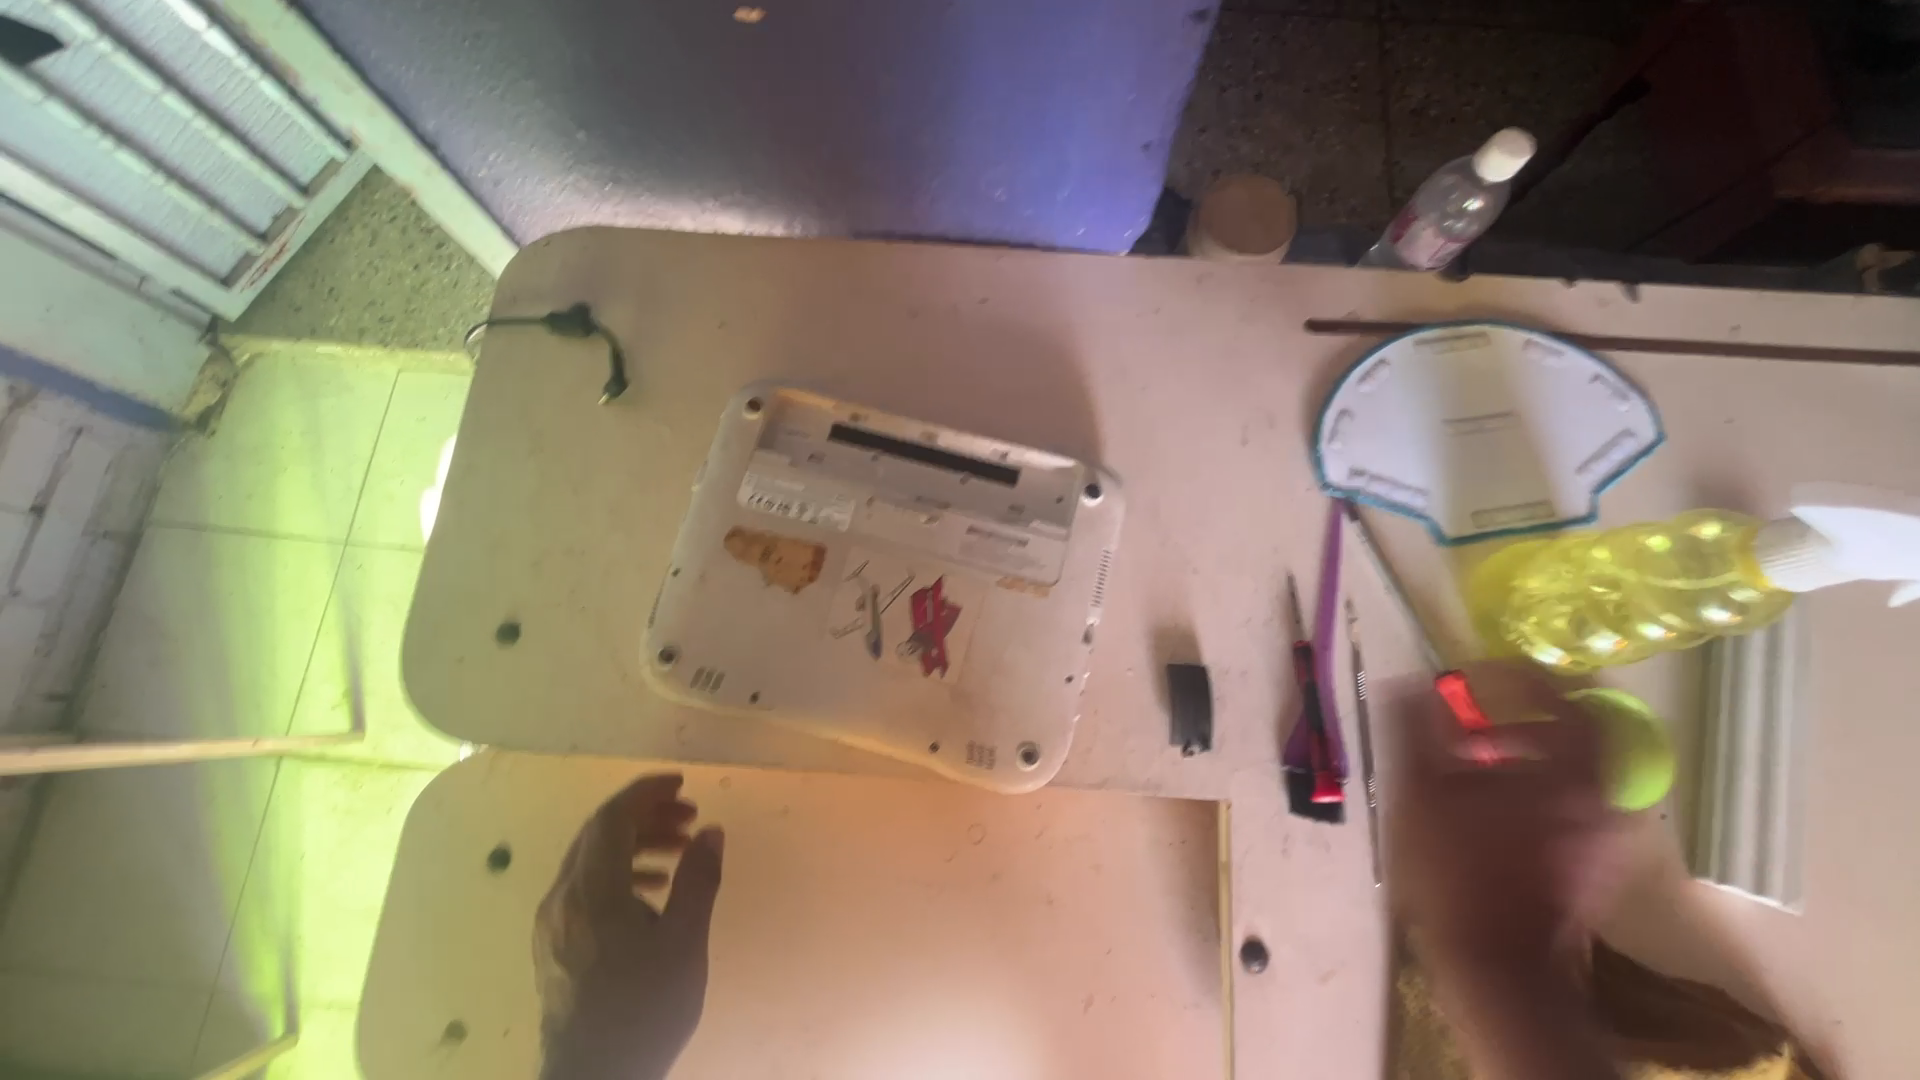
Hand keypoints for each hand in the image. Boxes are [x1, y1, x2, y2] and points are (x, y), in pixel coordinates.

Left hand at [535, 774, 724, 1079]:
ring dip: (636, 843)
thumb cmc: (644, 1007)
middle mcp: (562, 899)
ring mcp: (553, 923)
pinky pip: (586, 887)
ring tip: (680, 850)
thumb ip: (698, 880)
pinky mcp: (555, 944)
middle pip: (599, 834)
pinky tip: (653, 891)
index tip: (682, 784)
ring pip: (592, 860)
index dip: (646, 793)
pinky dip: (621, 872)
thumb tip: (711, 831)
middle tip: (690, 816)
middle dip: (645, 815)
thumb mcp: (683, 941)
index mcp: (590, 892)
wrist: (596, 1077)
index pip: (612, 819)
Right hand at [1388, 662, 1626, 971]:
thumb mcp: (1419, 789)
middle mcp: (1602, 796)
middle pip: (1576, 731)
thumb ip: (1414, 727)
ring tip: (1476, 763)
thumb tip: (1408, 680)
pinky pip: (1576, 800)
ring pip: (1577, 768)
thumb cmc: (1456, 869)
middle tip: (1475, 722)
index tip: (1475, 677)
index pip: (1559, 696)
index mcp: (1568, 771)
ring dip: (1528, 753)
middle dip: (1522, 717)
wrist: (1498, 963)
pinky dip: (1539, 785)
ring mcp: (1606, 833)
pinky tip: (1492, 806)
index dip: (1515, 677)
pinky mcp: (1597, 860)